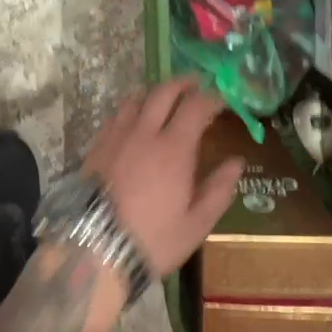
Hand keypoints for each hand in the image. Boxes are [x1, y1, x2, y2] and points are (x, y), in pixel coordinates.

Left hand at [82, 80, 244, 276]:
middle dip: (182, 83)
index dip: (211, 97)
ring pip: (135, 98)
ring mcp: (116, 135)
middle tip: (195, 84)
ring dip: (154, 92)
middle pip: (163, 92)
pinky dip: (131, 108)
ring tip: (164, 98)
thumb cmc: (153, 240)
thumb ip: (218, 189)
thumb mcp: (196, 224)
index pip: (195, 106)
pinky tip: (134, 119)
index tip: (222, 99)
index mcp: (173, 148)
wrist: (94, 247)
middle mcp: (144, 132)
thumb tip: (237, 162)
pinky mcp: (96, 144)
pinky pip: (116, 114)